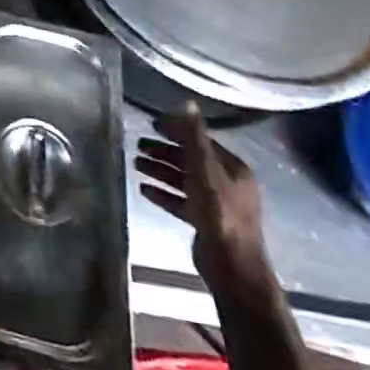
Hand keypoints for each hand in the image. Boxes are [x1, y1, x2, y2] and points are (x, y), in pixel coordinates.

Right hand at [135, 104, 272, 293]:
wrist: (232, 265)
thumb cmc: (219, 213)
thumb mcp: (204, 170)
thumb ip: (194, 137)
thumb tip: (187, 103)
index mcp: (233, 168)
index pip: (201, 141)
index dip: (177, 131)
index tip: (152, 124)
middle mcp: (228, 183)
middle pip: (191, 160)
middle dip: (164, 152)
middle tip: (137, 145)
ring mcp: (217, 204)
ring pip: (184, 180)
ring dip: (160, 171)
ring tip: (135, 164)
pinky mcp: (205, 222)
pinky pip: (181, 201)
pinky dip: (163, 193)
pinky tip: (143, 189)